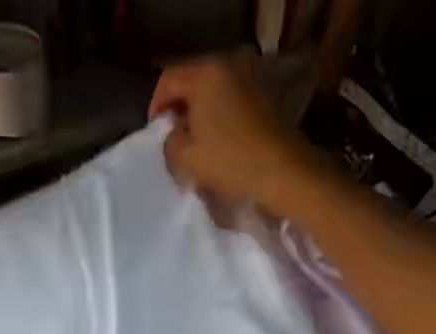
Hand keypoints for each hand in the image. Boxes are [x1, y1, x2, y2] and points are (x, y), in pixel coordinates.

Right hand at [149, 53, 332, 217]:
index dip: (156, 105)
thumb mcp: (185, 156)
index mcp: (206, 73)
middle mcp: (229, 63)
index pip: (169, 79)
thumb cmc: (229, 161)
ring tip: (195, 136)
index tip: (155, 130)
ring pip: (214, 86)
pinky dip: (220, 108)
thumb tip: (174, 133)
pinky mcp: (265, 89)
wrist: (280, 169)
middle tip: (172, 133)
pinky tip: (217, 133)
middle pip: (193, 78)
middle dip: (179, 104)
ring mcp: (251, 73)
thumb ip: (169, 140)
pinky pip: (232, 92)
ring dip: (200, 107)